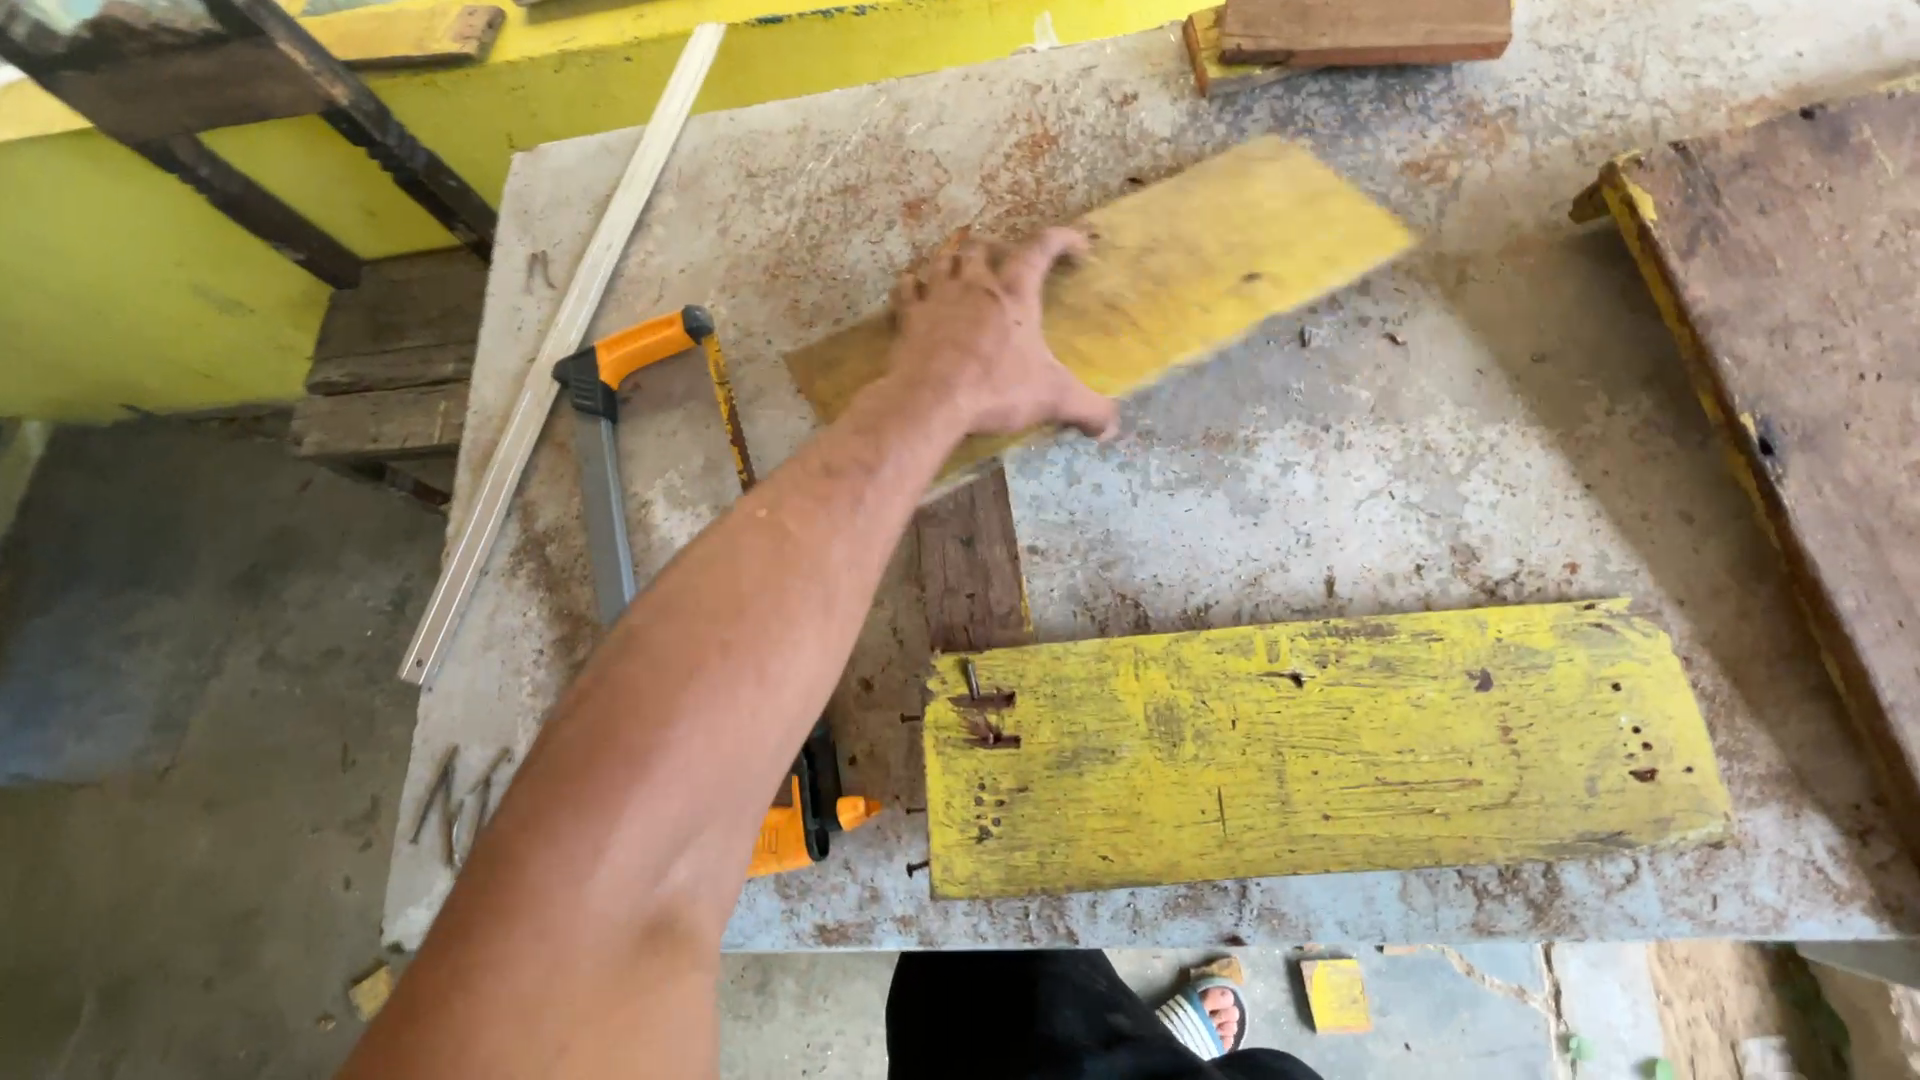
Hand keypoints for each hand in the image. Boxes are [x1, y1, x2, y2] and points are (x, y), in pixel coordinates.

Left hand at [884, 227, 1118, 439]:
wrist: (932, 399)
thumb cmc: (997, 390)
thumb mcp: (1053, 399)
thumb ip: (1089, 409)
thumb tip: (1111, 427)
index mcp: (1016, 295)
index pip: (1041, 248)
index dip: (1062, 239)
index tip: (1078, 245)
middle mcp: (976, 285)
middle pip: (983, 248)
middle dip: (996, 249)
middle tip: (1004, 262)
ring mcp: (938, 298)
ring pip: (943, 260)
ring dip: (953, 261)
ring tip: (959, 270)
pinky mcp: (909, 318)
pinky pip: (906, 288)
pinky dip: (912, 285)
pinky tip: (914, 290)